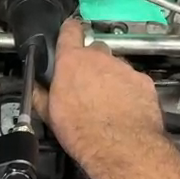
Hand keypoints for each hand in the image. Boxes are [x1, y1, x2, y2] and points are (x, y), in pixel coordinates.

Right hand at [35, 18, 165, 175]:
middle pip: (94, 50)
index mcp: (72, 62)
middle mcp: (99, 59)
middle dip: (90, 63)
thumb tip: (36, 89)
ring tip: (105, 102)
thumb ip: (42, 94)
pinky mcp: (143, 81)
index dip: (69, 31)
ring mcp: (123, 68)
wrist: (122, 148)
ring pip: (115, 66)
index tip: (69, 34)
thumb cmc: (85, 133)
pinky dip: (128, 90)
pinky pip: (133, 80)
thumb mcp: (51, 115)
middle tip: (85, 85)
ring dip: (109, 78)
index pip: (70, 30)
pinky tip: (122, 108)